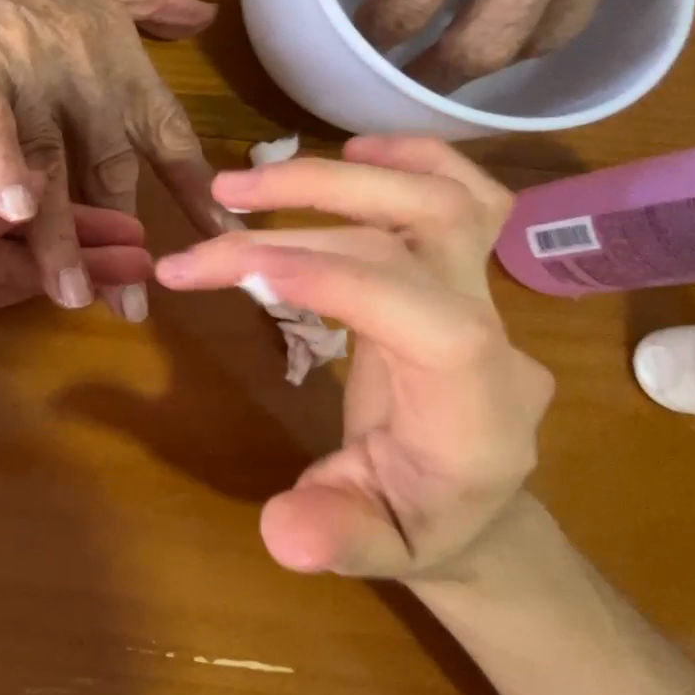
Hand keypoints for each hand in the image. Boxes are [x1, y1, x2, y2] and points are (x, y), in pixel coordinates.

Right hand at [0, 0, 226, 318]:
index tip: (228, 244)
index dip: (195, 193)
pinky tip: (12, 213)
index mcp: (116, 60)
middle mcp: (84, 76)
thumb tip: (204, 17)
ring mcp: (29, 75)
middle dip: (127, 239)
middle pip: (113, 170)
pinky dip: (3, 167)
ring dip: (63, 233)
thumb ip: (151, 6)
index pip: (168, 138)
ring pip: (54, 164)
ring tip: (71, 294)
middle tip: (138, 306)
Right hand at [153, 137, 553, 579]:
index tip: (229, 265)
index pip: (428, 317)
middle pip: (423, 236)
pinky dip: (411, 161)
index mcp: (473, 405)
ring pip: (440, 201)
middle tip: (205, 217)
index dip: (334, 277)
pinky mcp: (455, 279)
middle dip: (303, 214)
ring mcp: (480, 299)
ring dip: (338, 176)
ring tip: (240, 182)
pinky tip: (353, 148)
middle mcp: (490, 336)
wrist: (473, 505)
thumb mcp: (369, 547)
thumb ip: (332, 535)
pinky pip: (462, 199)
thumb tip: (282, 534)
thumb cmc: (415, 525)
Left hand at [361, 0, 694, 90]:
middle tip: (404, 86)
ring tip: (455, 64)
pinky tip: (514, 22)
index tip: (358, 42)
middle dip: (438, 75)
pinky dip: (543, 24)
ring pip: (549, 32)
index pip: (414, 0)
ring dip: (496, 59)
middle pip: (490, 43)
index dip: (378, 33)